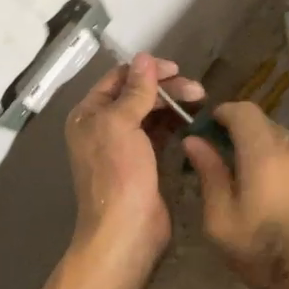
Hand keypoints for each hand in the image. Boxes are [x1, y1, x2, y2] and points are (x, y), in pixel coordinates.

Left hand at [65, 53, 202, 269]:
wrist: (125, 230)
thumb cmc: (118, 173)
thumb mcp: (121, 124)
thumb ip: (135, 91)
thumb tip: (144, 57)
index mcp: (89, 114)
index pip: (118, 78)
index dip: (146, 70)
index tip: (176, 70)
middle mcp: (103, 126)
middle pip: (136, 95)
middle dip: (165, 88)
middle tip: (197, 90)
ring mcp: (124, 145)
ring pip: (150, 113)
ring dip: (173, 104)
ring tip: (200, 100)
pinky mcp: (144, 162)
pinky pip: (160, 133)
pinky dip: (175, 123)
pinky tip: (193, 120)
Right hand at [184, 102, 288, 288]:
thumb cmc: (269, 259)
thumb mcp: (223, 224)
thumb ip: (210, 175)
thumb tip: (194, 141)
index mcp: (268, 154)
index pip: (243, 110)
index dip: (223, 115)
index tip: (209, 131)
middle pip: (264, 125)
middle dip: (243, 137)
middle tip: (228, 165)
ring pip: (285, 141)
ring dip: (267, 153)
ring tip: (256, 187)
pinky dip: (288, 166)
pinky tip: (283, 197)